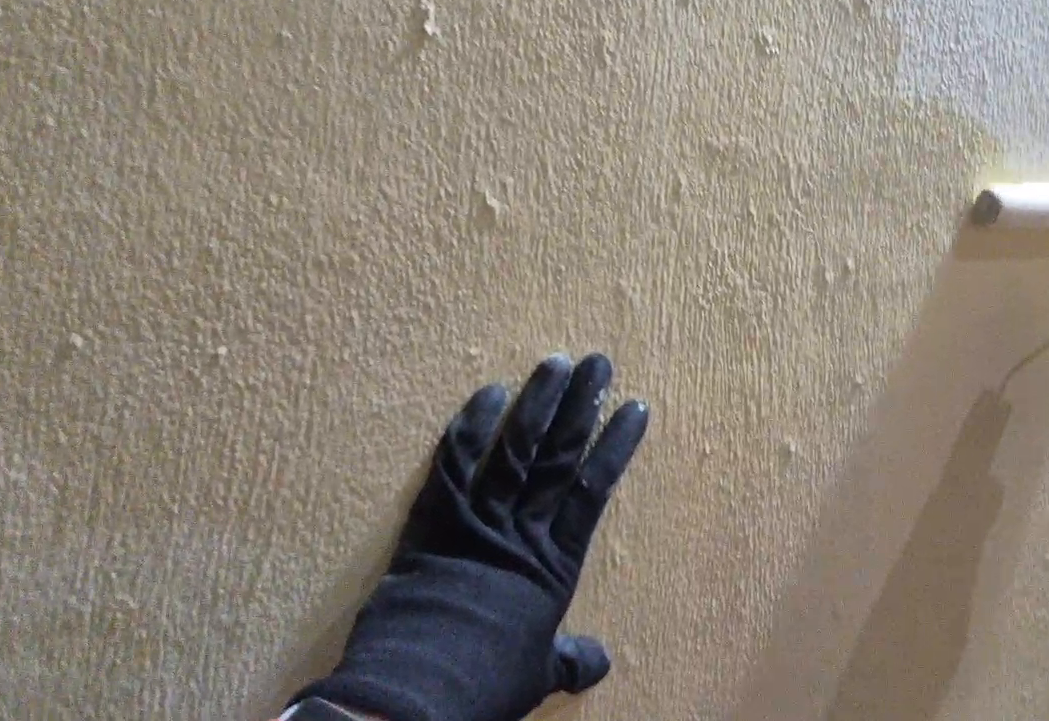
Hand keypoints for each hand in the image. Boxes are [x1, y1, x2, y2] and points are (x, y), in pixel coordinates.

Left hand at [296, 354, 649, 720]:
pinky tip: (489, 392)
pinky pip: (455, 465)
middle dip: (581, 406)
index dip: (615, 446)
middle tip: (599, 362)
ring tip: (556, 362)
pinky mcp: (435, 521)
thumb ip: (571, 658)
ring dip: (537, 403)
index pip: (594, 490)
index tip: (636, 406)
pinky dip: (472, 428)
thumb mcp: (536, 674)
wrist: (412, 699)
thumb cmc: (483, 685)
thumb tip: (603, 663)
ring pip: (515, 449)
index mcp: (555, 563)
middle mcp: (523, 531)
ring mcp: (479, 521)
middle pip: (558, 456)